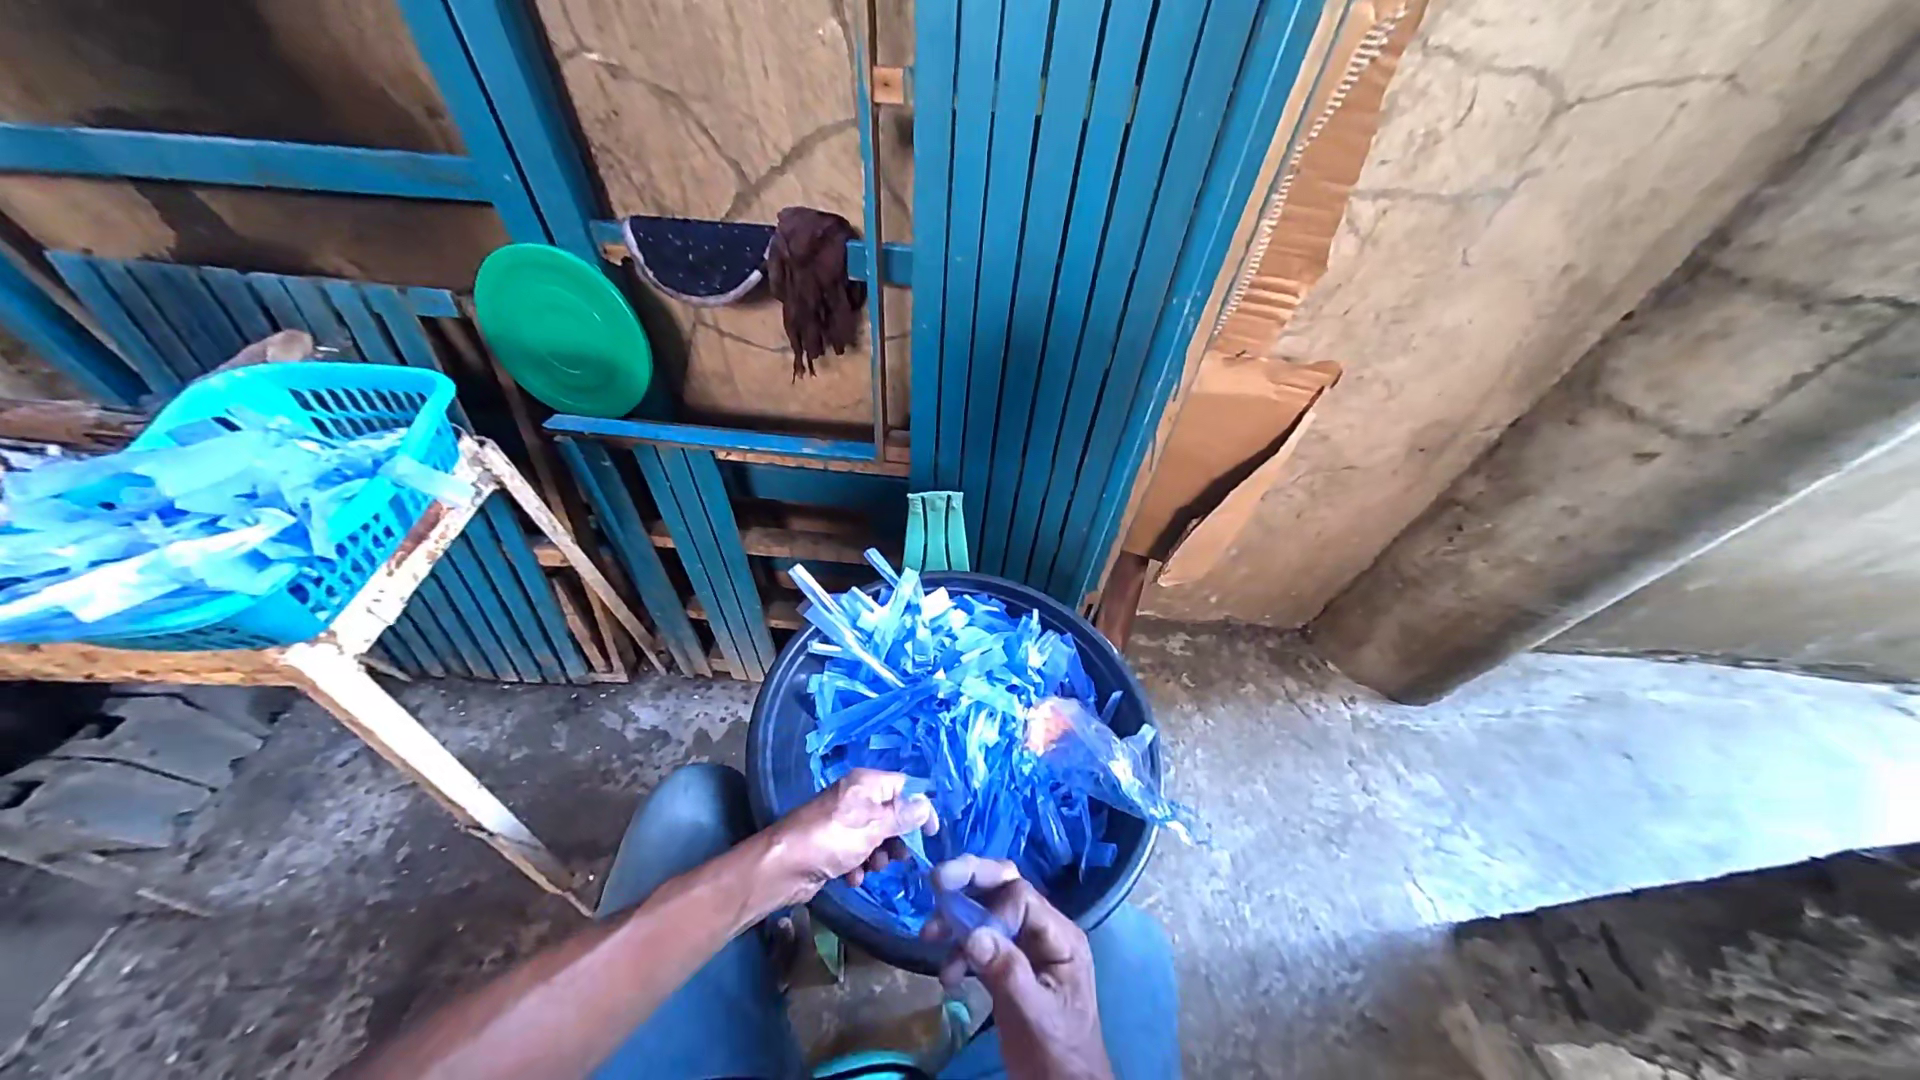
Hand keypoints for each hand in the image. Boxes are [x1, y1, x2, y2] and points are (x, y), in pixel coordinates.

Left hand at [761, 769, 937, 907]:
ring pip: (877, 835)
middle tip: (900, 857)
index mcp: (867, 783)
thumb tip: (927, 805)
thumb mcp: (873, 827)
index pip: (905, 786)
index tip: (932, 834)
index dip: (921, 808)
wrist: (783, 866)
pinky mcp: (834, 843)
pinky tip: (853, 877)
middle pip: (892, 813)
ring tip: (872, 867)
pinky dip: (860, 864)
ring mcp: (844, 820)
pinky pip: (858, 850)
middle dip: (899, 837)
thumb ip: (903, 817)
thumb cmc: (832, 840)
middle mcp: (856, 797)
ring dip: (880, 855)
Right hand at [924, 857, 1113, 1079]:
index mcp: (1060, 936)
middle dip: (970, 880)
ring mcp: (1026, 945)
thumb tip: (972, 933)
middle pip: (1005, 887)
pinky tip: (947, 974)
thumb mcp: (1034, 1016)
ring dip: (957, 918)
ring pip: (989, 909)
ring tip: (929, 934)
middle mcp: (1044, 930)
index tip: (969, 941)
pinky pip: (981, 939)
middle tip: (936, 881)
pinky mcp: (1009, 962)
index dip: (990, 910)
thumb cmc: (1057, 1056)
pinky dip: (960, 949)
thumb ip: (1007, 972)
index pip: (1022, 897)